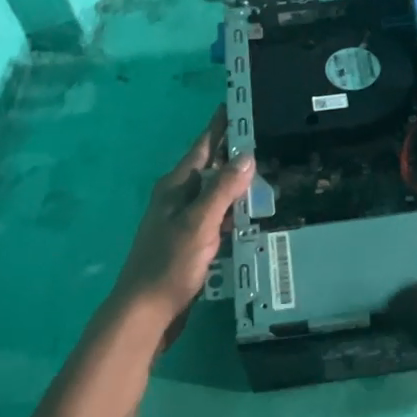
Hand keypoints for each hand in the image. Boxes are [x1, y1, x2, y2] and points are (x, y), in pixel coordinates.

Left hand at [110, 108, 254, 324]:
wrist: (145, 314)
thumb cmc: (168, 264)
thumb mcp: (199, 223)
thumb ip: (222, 189)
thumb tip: (246, 155)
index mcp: (175, 187)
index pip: (204, 146)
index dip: (221, 125)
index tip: (240, 102)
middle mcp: (178, 199)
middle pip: (212, 168)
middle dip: (236, 153)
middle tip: (270, 138)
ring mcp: (183, 223)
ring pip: (217, 196)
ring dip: (239, 186)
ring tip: (271, 173)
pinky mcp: (191, 246)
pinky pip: (218, 220)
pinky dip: (235, 215)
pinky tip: (255, 217)